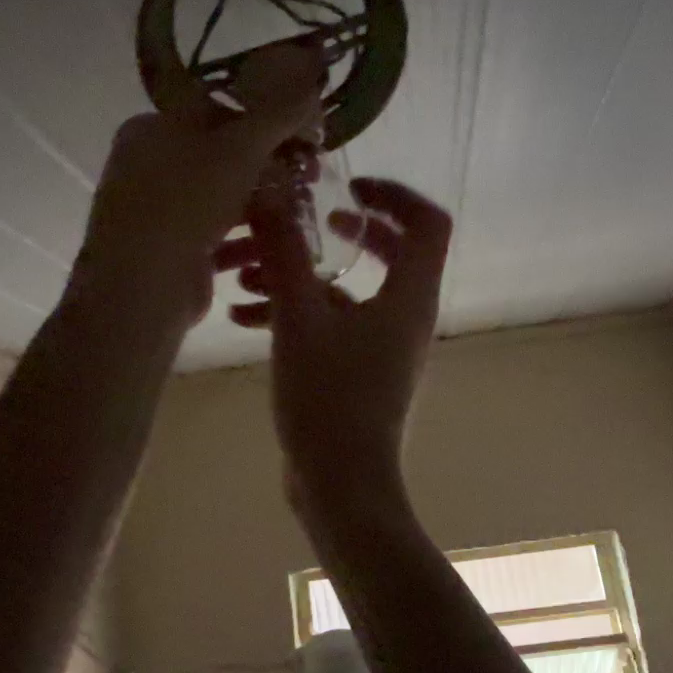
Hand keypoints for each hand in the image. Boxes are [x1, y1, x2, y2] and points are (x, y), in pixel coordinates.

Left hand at [72, 43, 323, 326]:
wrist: (143, 287)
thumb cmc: (184, 203)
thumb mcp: (238, 148)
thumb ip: (278, 113)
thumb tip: (313, 78)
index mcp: (153, 128)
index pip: (215, 107)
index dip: (262, 115)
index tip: (301, 130)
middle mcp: (148, 166)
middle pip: (221, 155)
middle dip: (269, 163)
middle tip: (310, 172)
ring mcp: (158, 213)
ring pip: (221, 198)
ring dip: (263, 202)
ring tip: (302, 208)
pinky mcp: (172, 253)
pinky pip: (218, 238)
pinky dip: (247, 240)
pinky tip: (278, 244)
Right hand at [231, 177, 452, 494]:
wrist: (341, 484)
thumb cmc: (329, 398)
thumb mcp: (299, 319)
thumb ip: (285, 254)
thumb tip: (270, 194)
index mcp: (410, 295)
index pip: (427, 223)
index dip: (393, 195)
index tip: (347, 188)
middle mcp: (406, 315)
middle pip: (389, 251)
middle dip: (341, 233)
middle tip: (304, 221)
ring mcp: (384, 346)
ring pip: (350, 290)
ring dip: (303, 275)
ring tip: (245, 274)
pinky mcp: (361, 371)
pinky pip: (334, 324)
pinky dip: (298, 312)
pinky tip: (245, 318)